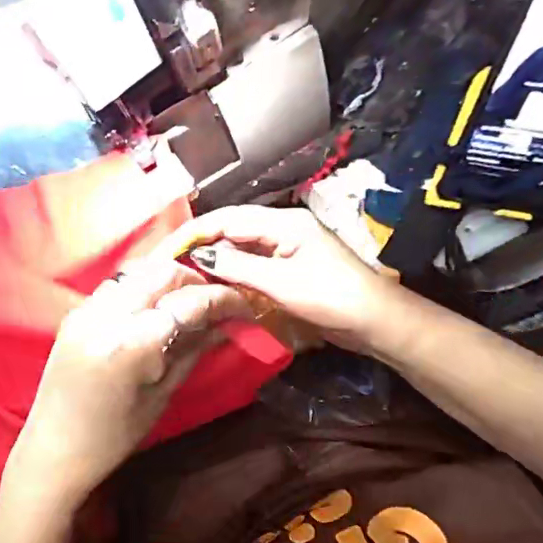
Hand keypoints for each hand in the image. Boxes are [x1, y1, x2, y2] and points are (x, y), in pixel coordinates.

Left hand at [0, 258, 250, 542]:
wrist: (53, 449)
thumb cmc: (113, 438)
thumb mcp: (161, 395)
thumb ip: (192, 349)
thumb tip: (228, 322)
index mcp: (130, 343)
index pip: (187, 301)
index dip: (221, 298)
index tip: (243, 306)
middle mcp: (104, 316)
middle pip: (160, 272)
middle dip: (193, 281)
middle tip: (214, 305)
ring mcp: (84, 312)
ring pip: (136, 274)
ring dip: (165, 283)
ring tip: (185, 308)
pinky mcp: (73, 315)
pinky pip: (114, 289)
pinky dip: (139, 292)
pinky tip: (151, 314)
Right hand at [158, 205, 419, 354]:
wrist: (377, 322)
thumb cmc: (332, 298)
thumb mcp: (280, 282)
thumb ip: (238, 266)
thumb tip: (198, 255)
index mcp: (283, 222)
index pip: (226, 219)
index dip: (193, 232)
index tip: (165, 250)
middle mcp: (282, 228)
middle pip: (230, 228)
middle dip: (198, 242)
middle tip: (167, 262)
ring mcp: (285, 247)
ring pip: (238, 245)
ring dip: (212, 256)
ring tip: (183, 271)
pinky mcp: (287, 266)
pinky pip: (250, 261)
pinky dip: (229, 269)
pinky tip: (212, 281)